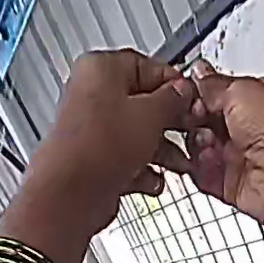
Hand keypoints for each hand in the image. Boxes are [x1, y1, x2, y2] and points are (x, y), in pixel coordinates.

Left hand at [2, 50, 197, 262]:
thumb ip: (172, 101)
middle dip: (170, 125)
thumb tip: (182, 93)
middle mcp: (93, 97)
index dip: (174, 86)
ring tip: (179, 164)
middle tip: (189, 133)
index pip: (147, 67)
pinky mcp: (96, 163)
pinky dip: (143, 171)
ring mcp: (93, 133)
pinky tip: (153, 181)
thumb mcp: (150, 116)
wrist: (71, 195)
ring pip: (137, 137)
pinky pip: (127, 162)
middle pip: (143, 105)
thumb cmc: (97, 148)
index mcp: (101, 70)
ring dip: (162, 152)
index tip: (192, 101)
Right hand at [185, 62, 263, 245]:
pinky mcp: (233, 186)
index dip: (200, 95)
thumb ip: (214, 85)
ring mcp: (241, 159)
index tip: (188, 96)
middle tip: (194, 119)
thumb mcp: (241, 91)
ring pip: (202, 150)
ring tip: (207, 142)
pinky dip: (201, 170)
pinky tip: (208, 161)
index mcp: (258, 100)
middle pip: (206, 123)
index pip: (218, 94)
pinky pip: (204, 178)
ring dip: (198, 144)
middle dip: (196, 120)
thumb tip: (199, 74)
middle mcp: (250, 130)